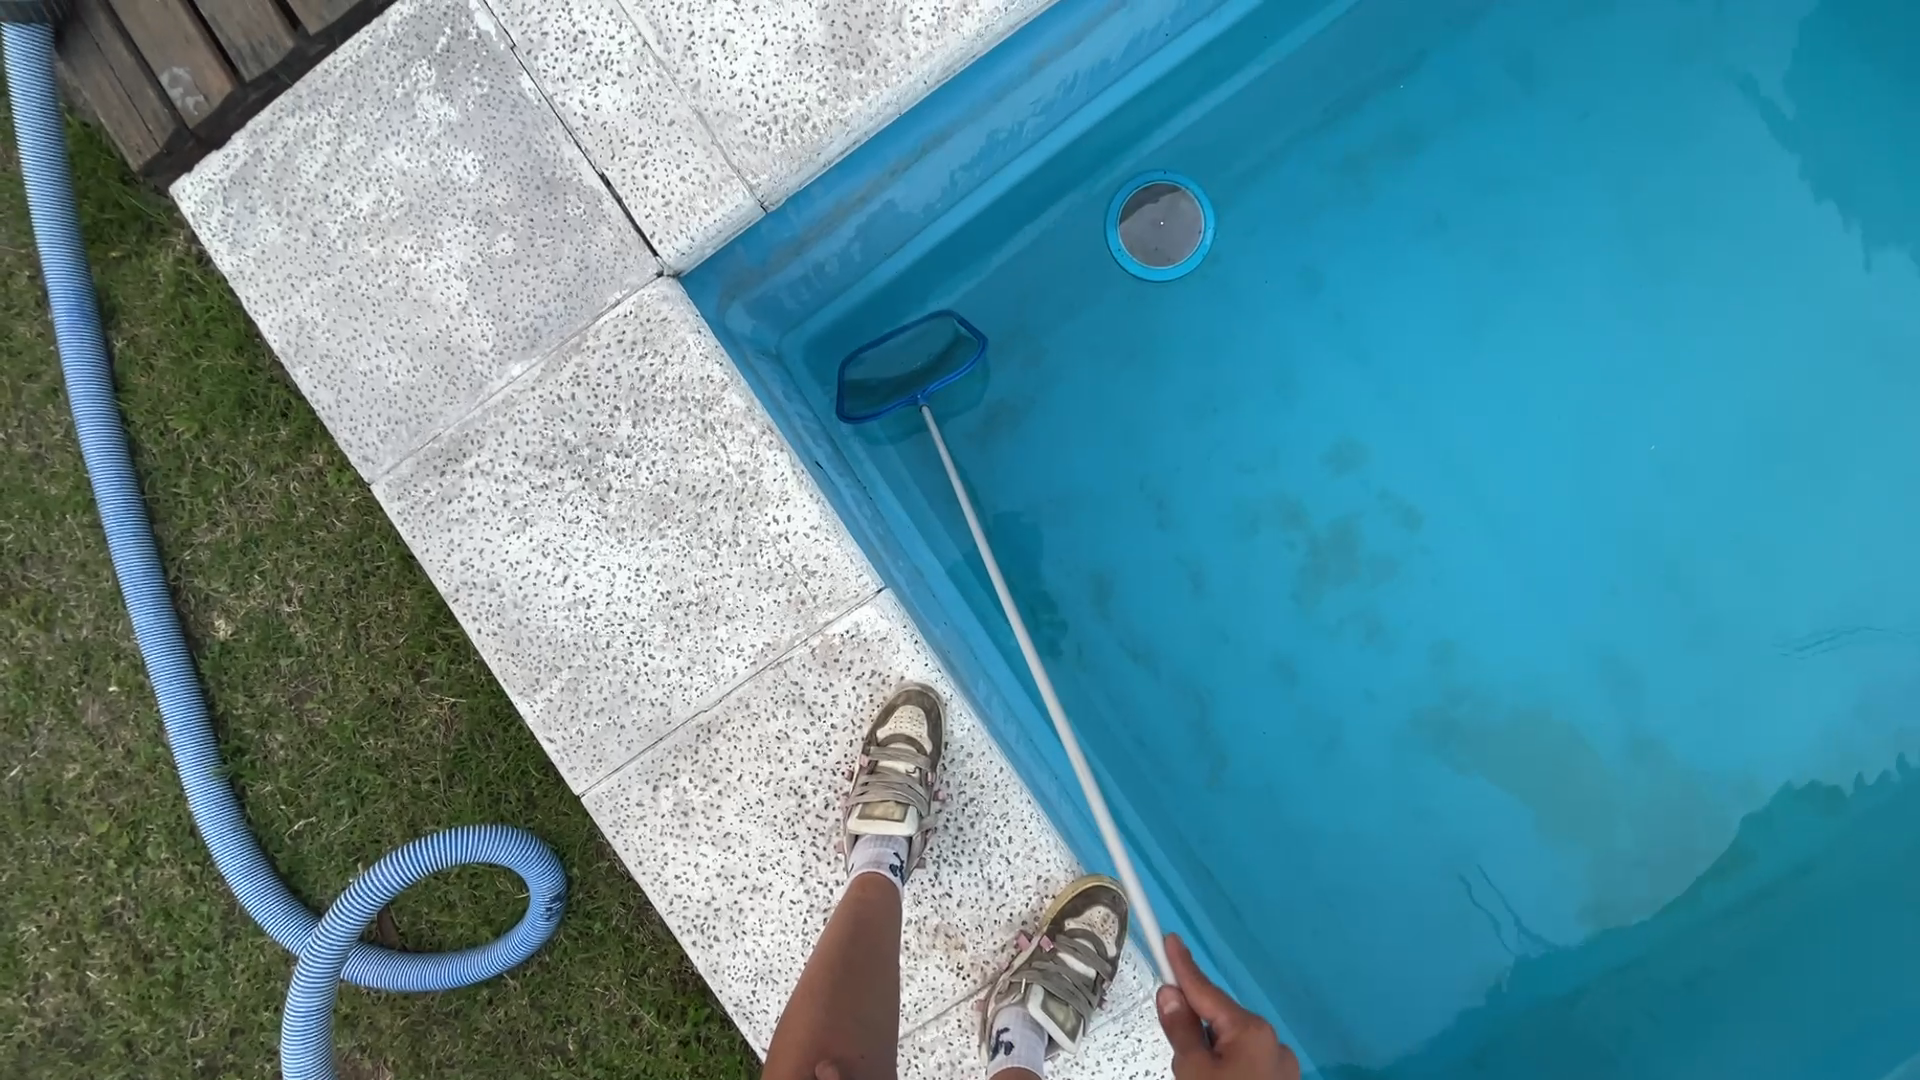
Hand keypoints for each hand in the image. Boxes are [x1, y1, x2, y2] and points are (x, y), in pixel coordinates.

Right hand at [1156, 934, 1299, 1079]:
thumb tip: (1171, 994)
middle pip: (1220, 1016)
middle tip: (1172, 1035)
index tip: (1169, 938)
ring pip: (1233, 1041)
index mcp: (1250, 1030)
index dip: (1182, 965)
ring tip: (1195, 1073)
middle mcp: (1272, 1042)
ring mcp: (1283, 1068)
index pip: (1205, 989)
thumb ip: (1180, 1029)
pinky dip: (1227, 1064)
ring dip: (1211, 1046)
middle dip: (1195, 1019)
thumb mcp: (1193, 1071)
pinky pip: (1246, 1062)